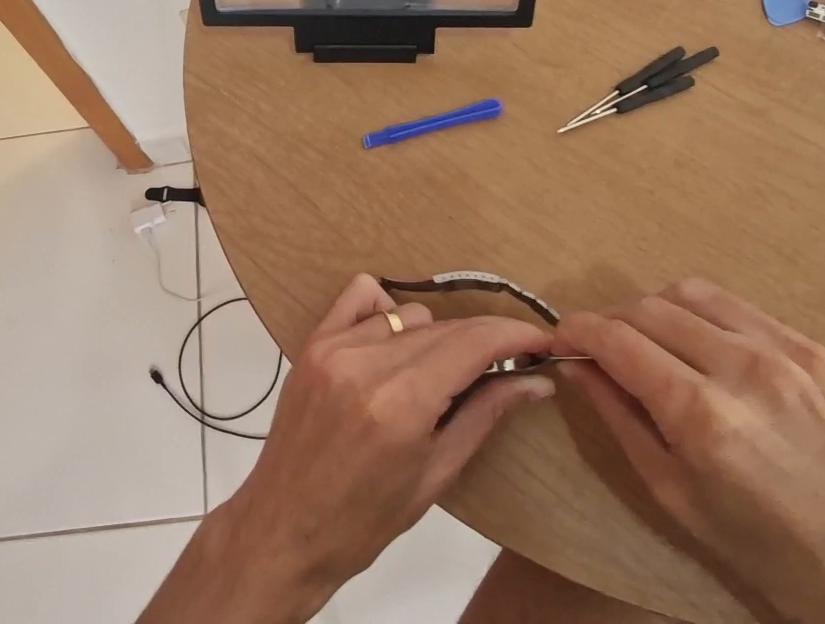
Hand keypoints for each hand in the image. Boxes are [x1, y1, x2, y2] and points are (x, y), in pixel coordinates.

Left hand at [140, 274, 553, 623]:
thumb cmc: (365, 518)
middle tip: (504, 365)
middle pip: (447, 328)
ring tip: (433, 376)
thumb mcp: (436, 473)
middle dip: (483, 341)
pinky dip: (387, 309)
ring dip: (435, 338)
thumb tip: (536, 382)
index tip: (540, 340)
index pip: (474, 344)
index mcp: (401, 404)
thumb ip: (486, 415)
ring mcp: (335, 349)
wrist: (285, 527)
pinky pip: (361, 297)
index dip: (515, 336)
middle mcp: (366, 364)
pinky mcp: (313, 344)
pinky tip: (393, 339)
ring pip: (411, 315)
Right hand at [557, 279, 824, 623]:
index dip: (576, 330)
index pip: (616, 339)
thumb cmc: (776, 557)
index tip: (558, 336)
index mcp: (703, 416)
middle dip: (611, 320)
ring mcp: (787, 351)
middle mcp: (743, 368)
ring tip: (648, 344)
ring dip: (654, 310)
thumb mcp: (678, 500)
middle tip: (599, 348)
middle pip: (648, 307)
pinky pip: (739, 308)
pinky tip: (703, 349)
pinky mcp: (817, 349)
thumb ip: (621, 421)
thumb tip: (579, 367)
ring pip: (690, 292)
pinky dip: (703, 317)